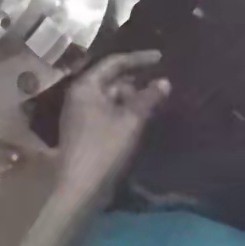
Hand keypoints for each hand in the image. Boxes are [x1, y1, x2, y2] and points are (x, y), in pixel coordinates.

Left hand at [57, 51, 170, 197]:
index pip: (114, 63)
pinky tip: (141, 118)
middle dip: (137, 82)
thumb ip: (148, 98)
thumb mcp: (131, 121)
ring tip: (155, 101)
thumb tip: (164, 82)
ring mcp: (80, 114)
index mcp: (86, 86)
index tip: (160, 58)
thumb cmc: (104, 149)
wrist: (80, 187)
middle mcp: (80, 95)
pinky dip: (125, 111)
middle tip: (161, 84)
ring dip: (132, 98)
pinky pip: (108, 112)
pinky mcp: (85, 130)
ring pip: (111, 98)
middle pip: (112, 80)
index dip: (139, 59)